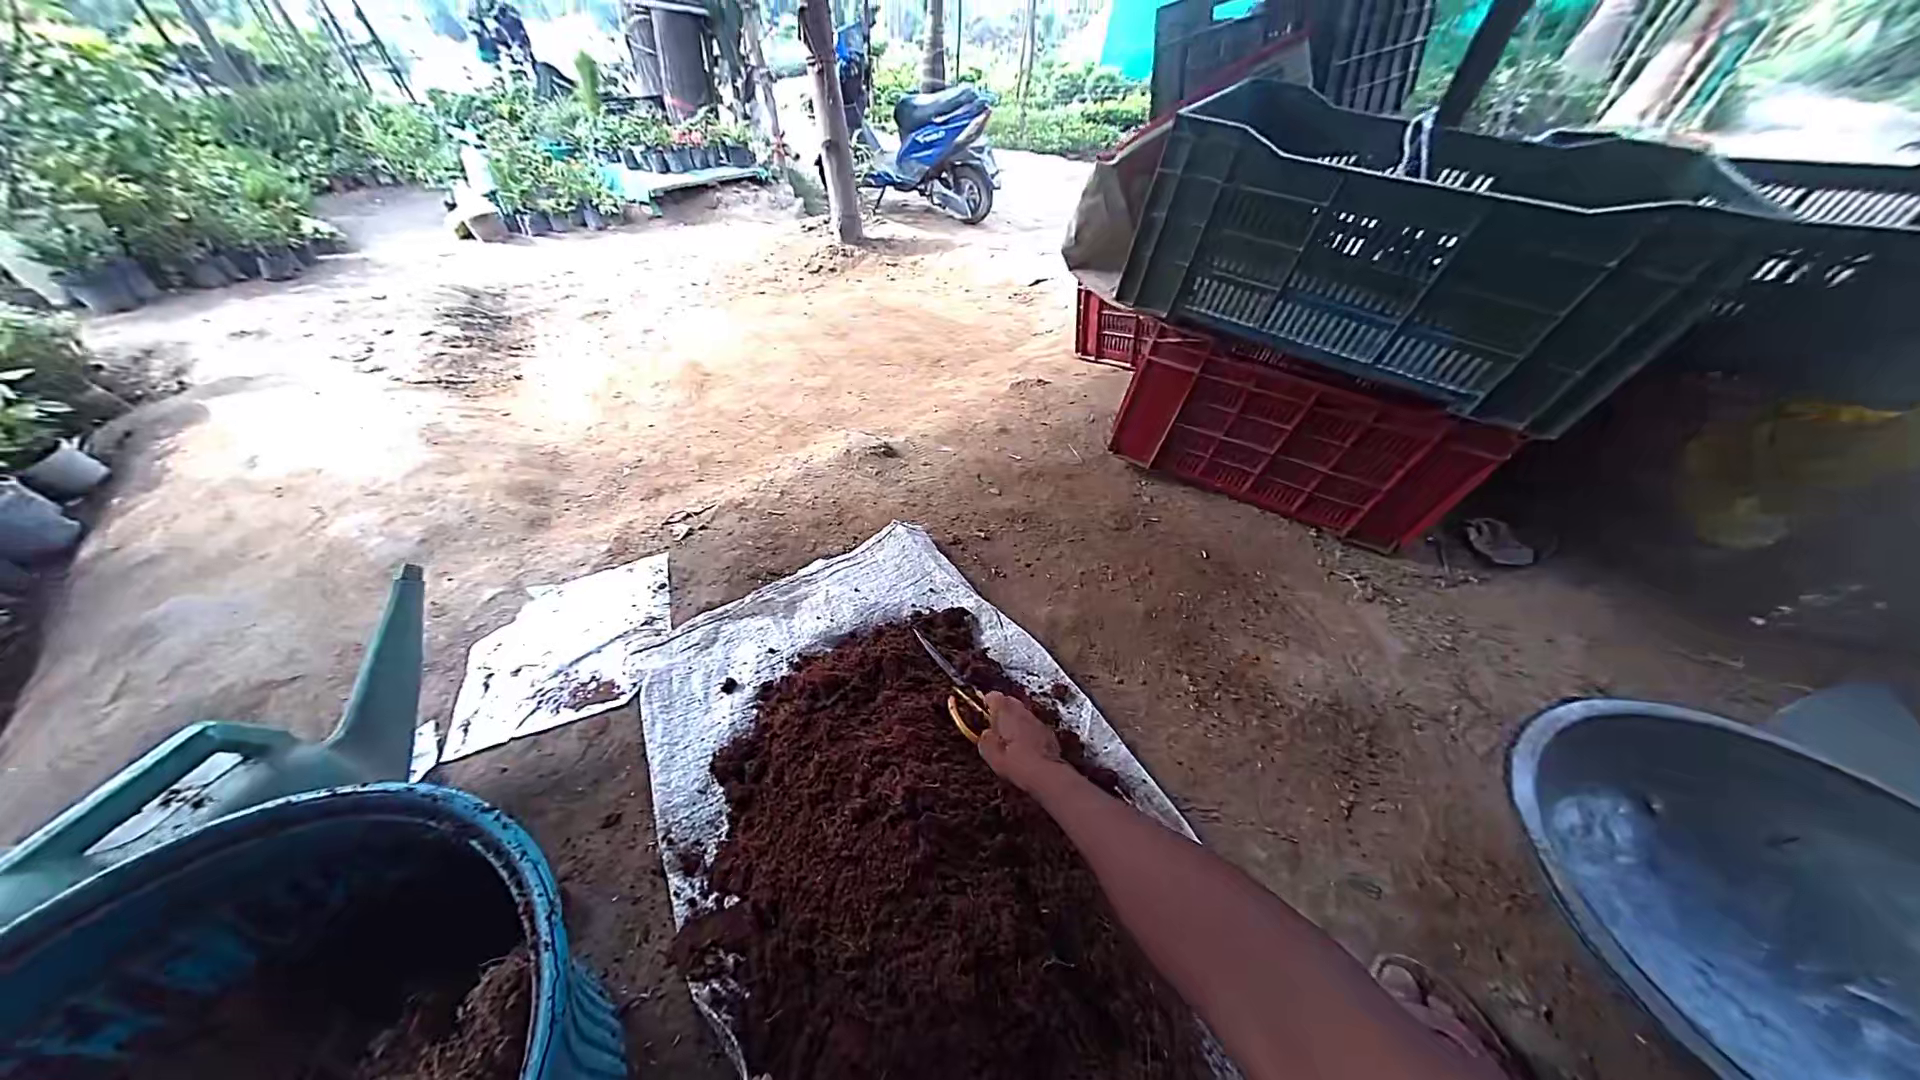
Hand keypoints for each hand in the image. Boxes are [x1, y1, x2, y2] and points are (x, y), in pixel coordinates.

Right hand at [978, 691, 1066, 793]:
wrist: (1048, 774)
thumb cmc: (1017, 764)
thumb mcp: (993, 756)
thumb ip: (986, 741)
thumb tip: (986, 735)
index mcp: (1007, 713)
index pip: (995, 697)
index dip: (987, 702)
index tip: (983, 708)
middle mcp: (1023, 712)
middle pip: (1010, 702)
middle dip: (1002, 709)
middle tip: (995, 723)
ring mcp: (1037, 721)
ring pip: (1023, 713)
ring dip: (1015, 720)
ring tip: (1008, 736)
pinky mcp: (1048, 733)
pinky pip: (1033, 725)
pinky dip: (1027, 730)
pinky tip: (1024, 745)